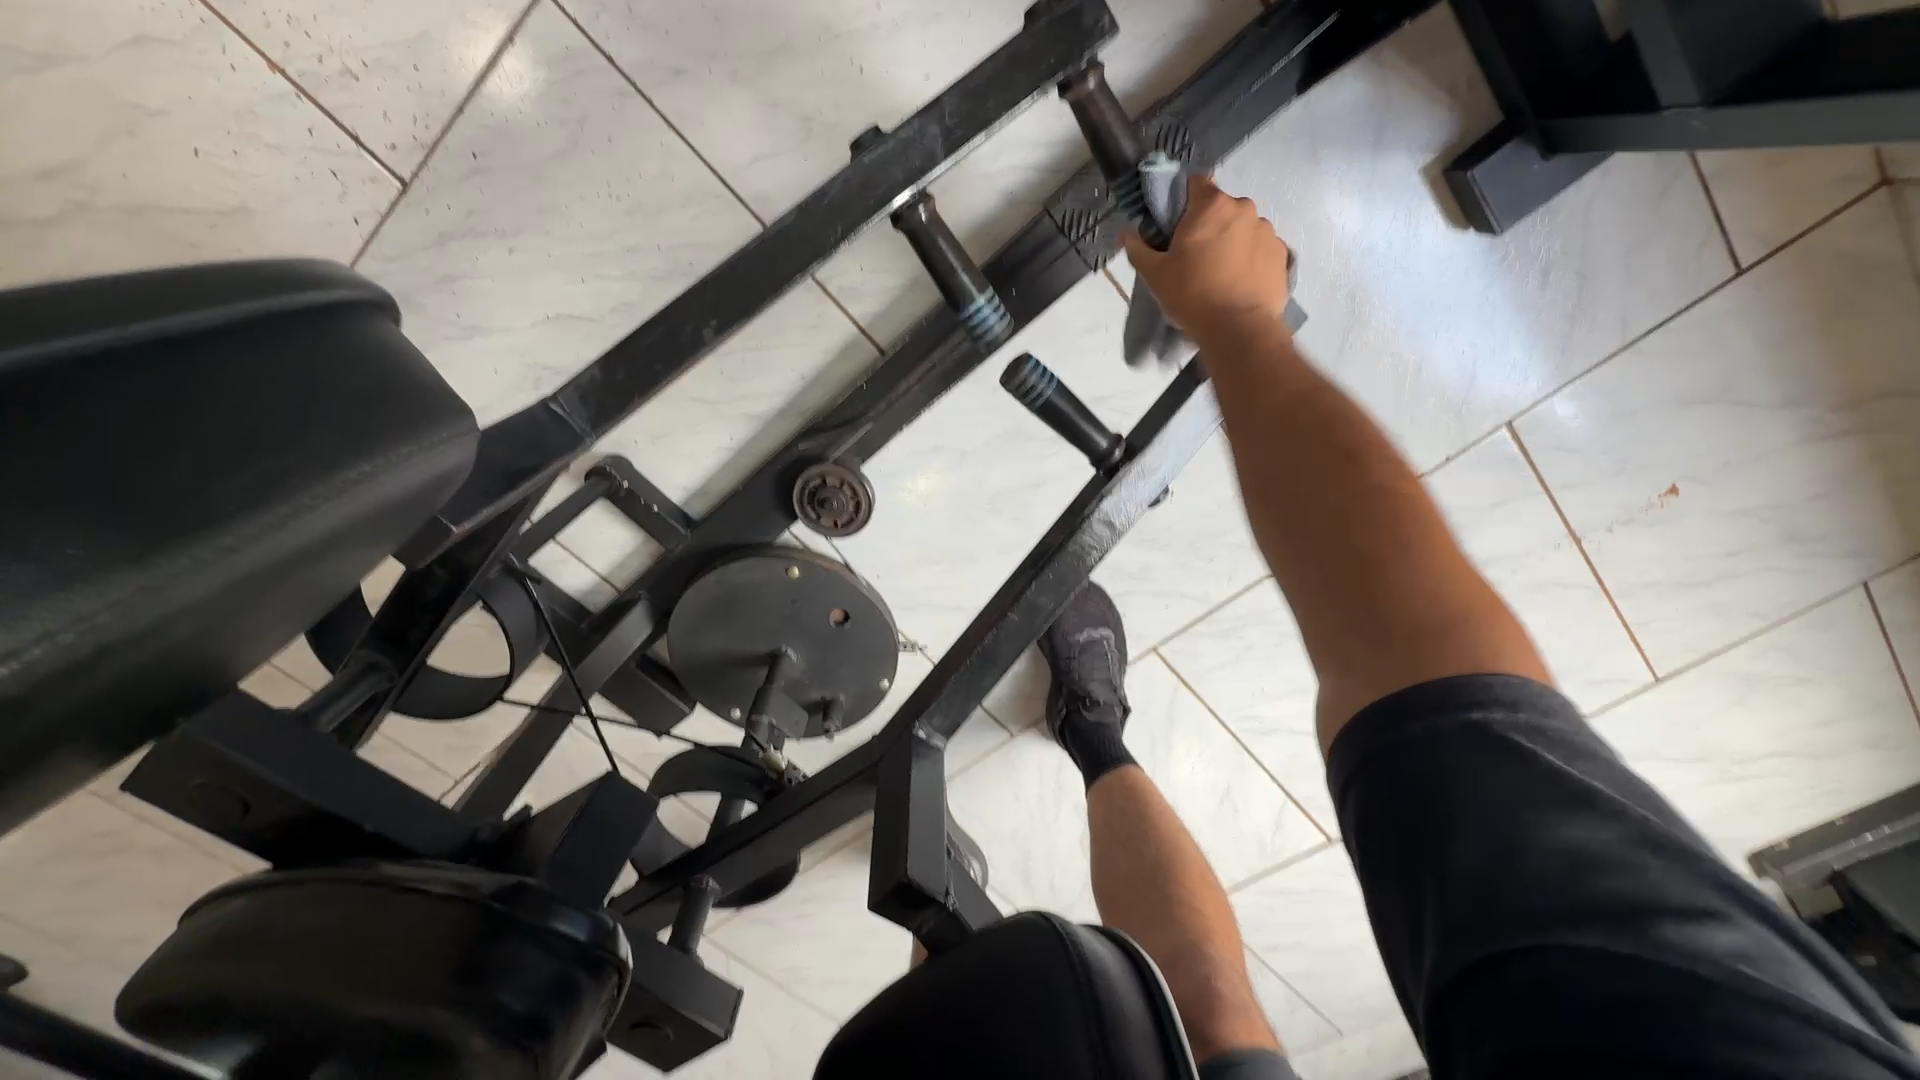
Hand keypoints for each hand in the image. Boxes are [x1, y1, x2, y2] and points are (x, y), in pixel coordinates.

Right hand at [1121, 175, 1290, 340]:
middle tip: (1195, 256)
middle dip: (1209, 225)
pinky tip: (1239, 282)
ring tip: (1220, 274)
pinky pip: (1260, 249)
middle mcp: (1244, 208)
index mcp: (1211, 205)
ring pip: (1242, 228)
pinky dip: (1250, 259)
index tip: (1176, 225)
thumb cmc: (1192, 295)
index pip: (1196, 183)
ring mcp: (1267, 230)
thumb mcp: (1155, 275)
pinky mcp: (1282, 254)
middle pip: (1221, 208)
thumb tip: (1125, 233)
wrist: (1238, 329)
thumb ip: (1138, 248)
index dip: (1183, 201)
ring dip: (1231, 242)